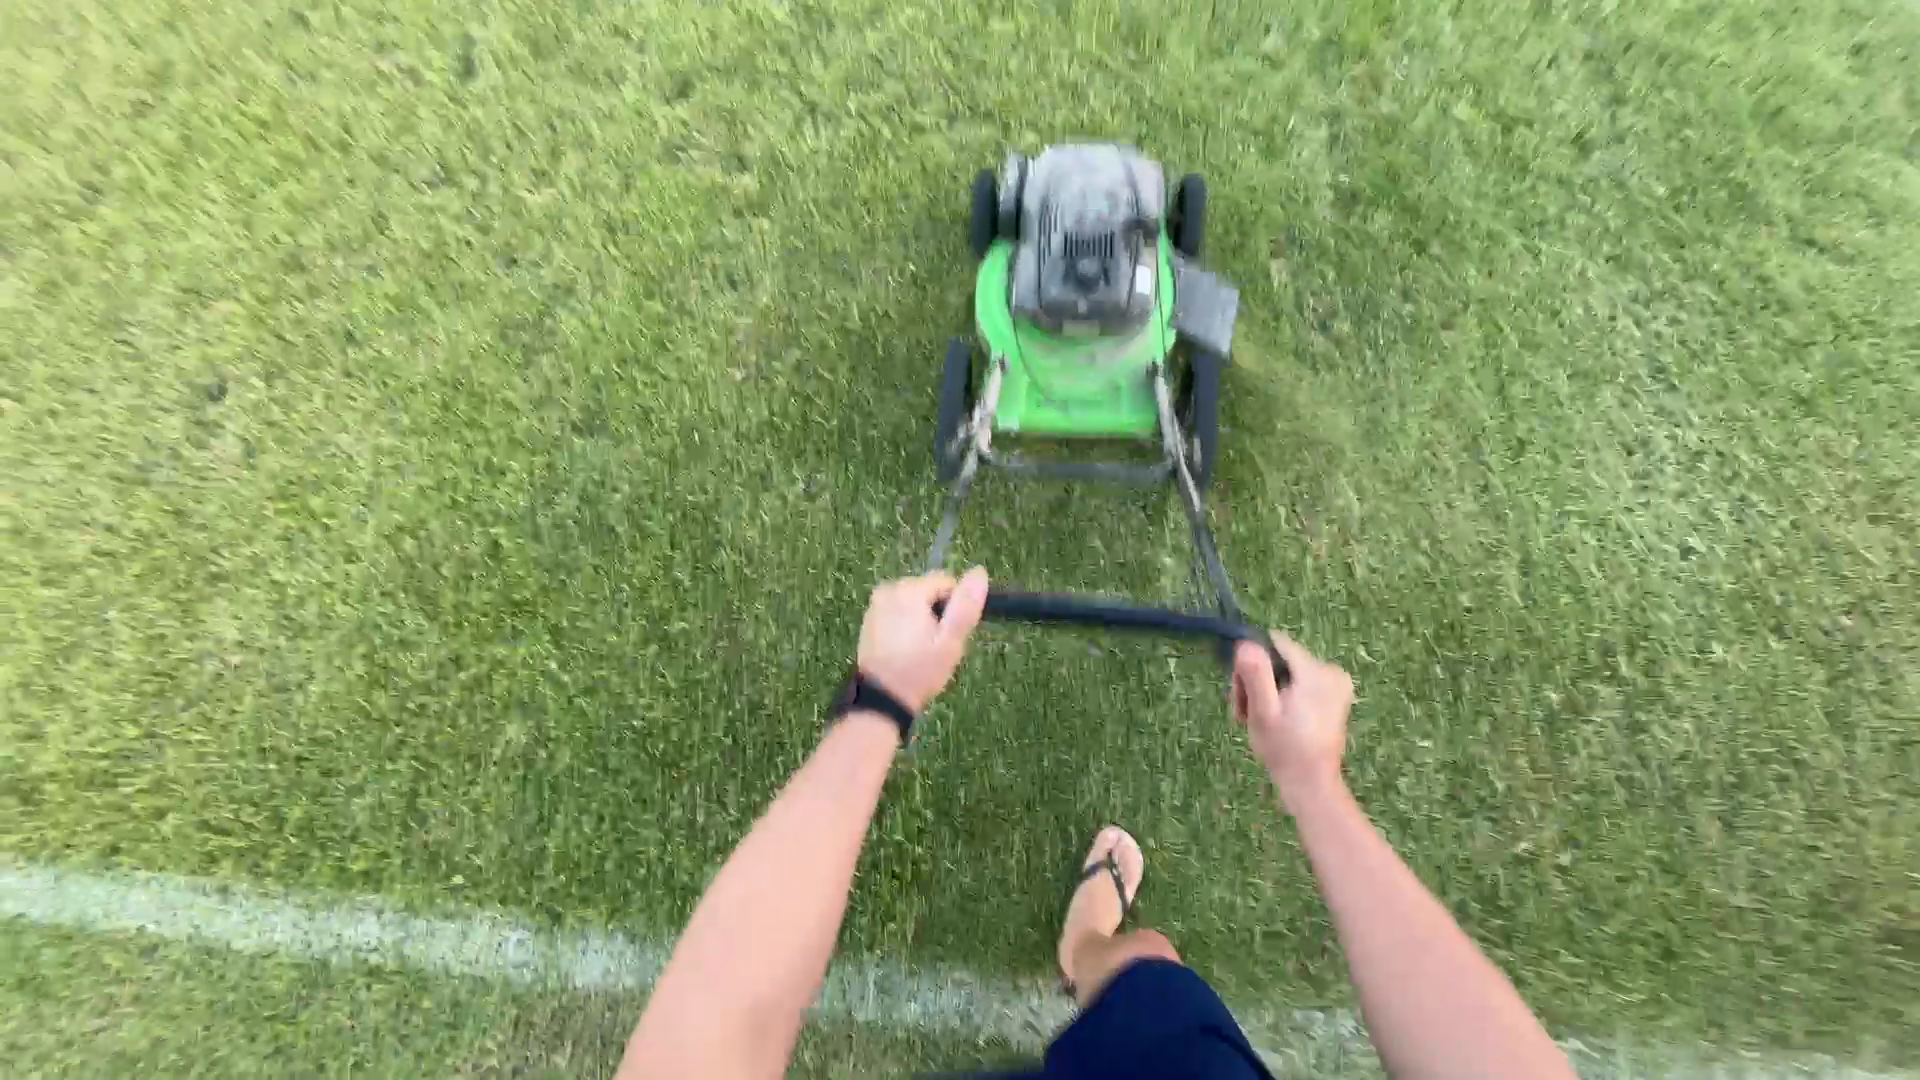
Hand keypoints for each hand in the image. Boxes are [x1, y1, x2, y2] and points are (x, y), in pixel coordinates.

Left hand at [856, 568, 988, 712]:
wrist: (883, 699)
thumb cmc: (921, 670)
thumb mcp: (951, 641)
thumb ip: (966, 605)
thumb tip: (979, 571)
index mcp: (909, 590)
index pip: (947, 583)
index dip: (955, 607)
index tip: (951, 634)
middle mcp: (888, 589)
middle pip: (929, 591)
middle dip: (938, 613)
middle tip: (937, 645)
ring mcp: (876, 604)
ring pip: (914, 602)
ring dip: (922, 620)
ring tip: (922, 650)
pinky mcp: (869, 619)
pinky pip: (898, 613)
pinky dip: (906, 625)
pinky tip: (906, 649)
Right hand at [1231, 633, 1353, 799]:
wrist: (1311, 784)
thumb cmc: (1284, 750)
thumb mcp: (1263, 711)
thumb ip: (1255, 674)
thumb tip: (1245, 643)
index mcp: (1316, 672)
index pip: (1273, 643)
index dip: (1251, 663)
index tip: (1243, 692)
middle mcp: (1332, 671)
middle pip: (1279, 658)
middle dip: (1257, 681)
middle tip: (1246, 711)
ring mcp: (1336, 684)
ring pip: (1286, 671)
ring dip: (1267, 690)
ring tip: (1258, 719)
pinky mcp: (1334, 696)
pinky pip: (1298, 682)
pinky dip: (1283, 696)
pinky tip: (1277, 719)